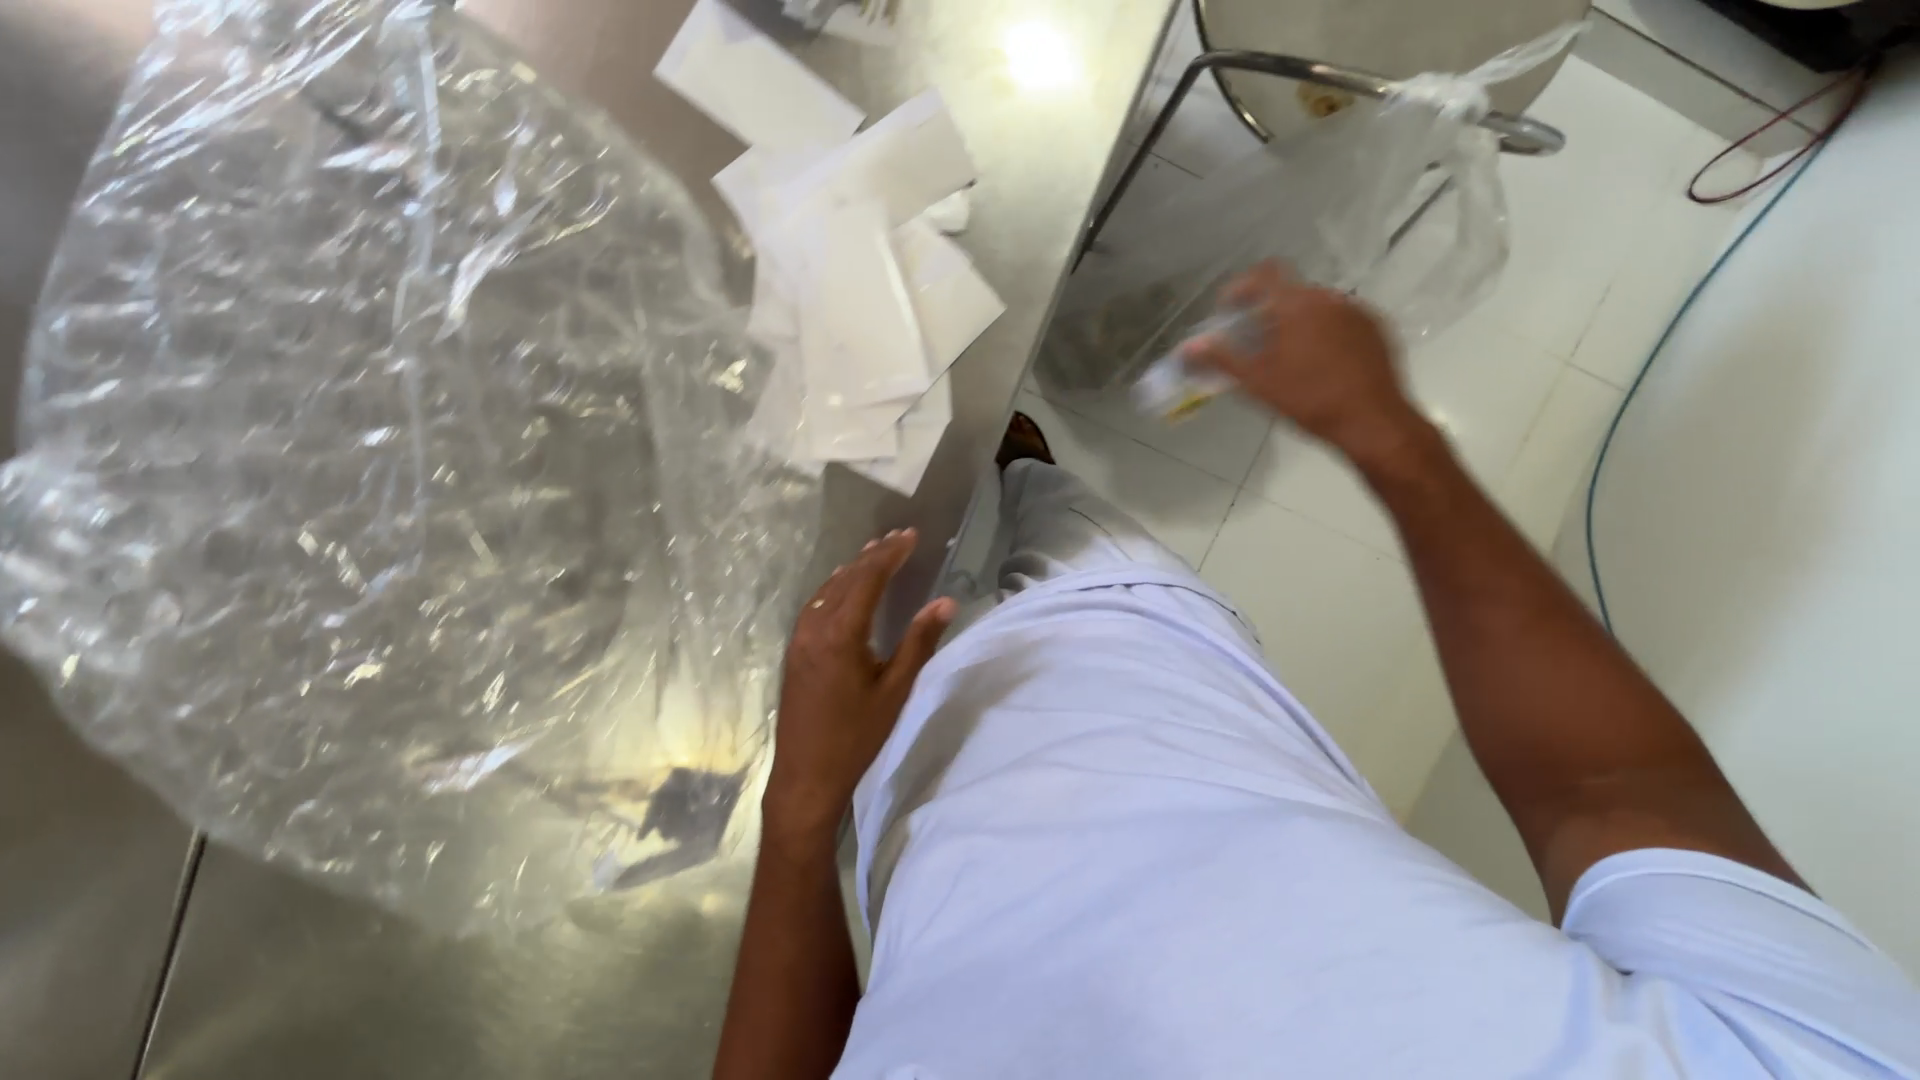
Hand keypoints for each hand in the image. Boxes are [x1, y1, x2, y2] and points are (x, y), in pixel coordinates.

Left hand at [764, 528, 956, 852]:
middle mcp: (814, 627)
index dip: (890, 554)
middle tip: (897, 538)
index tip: (910, 536)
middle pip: (845, 579)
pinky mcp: (794, 653)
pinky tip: (843, 591)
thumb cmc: (856, 737)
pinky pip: (815, 606)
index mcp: (840, 633)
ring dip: (852, 570)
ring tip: (874, 555)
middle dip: (873, 556)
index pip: (867, 578)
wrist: (806, 776)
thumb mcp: (896, 690)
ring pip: (826, 590)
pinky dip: (834, 589)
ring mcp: (799, 639)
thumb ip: (919, 642)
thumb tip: (945, 602)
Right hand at [1185, 261, 1426, 463]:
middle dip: (1267, 311)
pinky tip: (1320, 364)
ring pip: (1316, 306)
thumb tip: (1187, 347)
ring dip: (1296, 322)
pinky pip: (1341, 320)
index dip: (1241, 287)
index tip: (1229, 312)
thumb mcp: (1257, 382)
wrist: (1372, 422)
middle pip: (1289, 292)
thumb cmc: (1308, 400)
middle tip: (1254, 343)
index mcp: (1296, 304)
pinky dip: (1324, 333)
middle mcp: (1328, 298)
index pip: (1264, 273)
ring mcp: (1356, 311)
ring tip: (1288, 357)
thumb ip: (1221, 358)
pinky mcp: (1376, 328)